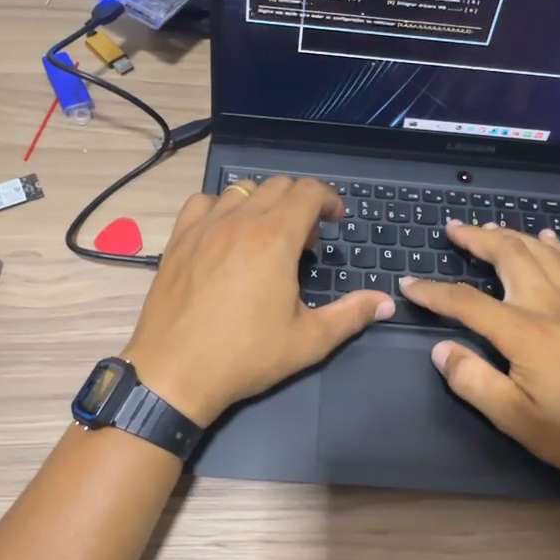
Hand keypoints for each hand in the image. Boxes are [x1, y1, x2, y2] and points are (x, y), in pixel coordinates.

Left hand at [120, 176, 394, 425]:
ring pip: (241, 191)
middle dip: (300, 204)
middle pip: (277, 185)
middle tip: (304, 242)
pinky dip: (221, 209)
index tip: (335, 221)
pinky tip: (224, 236)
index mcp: (275, 238)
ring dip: (262, 205)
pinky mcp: (179, 239)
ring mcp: (204, 227)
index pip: (309, 191)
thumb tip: (385, 302)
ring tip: (266, 238)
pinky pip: (203, 203)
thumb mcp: (308, 341)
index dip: (329, 200)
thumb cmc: (245, 356)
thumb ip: (350, 315)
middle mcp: (240, 220)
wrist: (174, 373)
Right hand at [397, 221, 559, 492]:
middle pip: (509, 256)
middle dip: (477, 238)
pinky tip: (547, 239)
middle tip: (453, 229)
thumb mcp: (514, 419)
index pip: (467, 301)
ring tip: (489, 228)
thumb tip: (442, 350)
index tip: (408, 284)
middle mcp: (551, 306)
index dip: (433, 292)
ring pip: (542, 253)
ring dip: (511, 236)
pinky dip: (554, 248)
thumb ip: (472, 381)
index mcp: (524, 332)